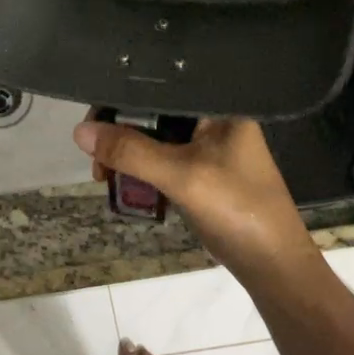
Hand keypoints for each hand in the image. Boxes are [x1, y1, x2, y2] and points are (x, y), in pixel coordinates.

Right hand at [73, 117, 316, 274]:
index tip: (92, 126)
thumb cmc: (238, 211)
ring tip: (105, 178)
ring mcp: (208, 147)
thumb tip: (79, 132)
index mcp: (219, 107)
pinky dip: (140, 171)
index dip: (122, 101)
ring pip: (154, 139)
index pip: (159, 88)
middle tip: (97, 162)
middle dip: (119, 134)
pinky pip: (161, 161)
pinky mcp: (202, 172)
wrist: (274, 266)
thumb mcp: (181, 176)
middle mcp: (214, 119)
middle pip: (153, 113)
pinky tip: (125, 187)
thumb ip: (131, 151)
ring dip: (126, 156)